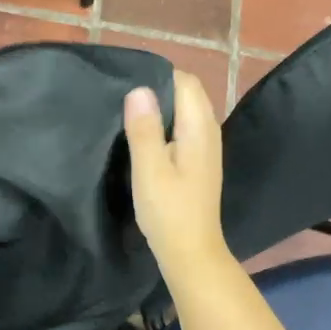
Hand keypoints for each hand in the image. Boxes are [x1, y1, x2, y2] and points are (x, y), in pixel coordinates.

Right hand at [123, 71, 229, 271]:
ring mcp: (206, 147)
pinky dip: (164, 125)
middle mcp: (208, 132)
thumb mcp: (149, 169)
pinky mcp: (198, 161)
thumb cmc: (168, 211)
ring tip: (127, 114)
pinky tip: (143, 138)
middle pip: (187, 93)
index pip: (185, 81)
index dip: (157, 76)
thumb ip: (144, 128)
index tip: (126, 83)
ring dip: (160, 108)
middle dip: (158, 88)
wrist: (190, 253)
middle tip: (122, 97)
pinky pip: (182, 128)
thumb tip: (138, 88)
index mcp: (199, 128)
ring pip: (184, 111)